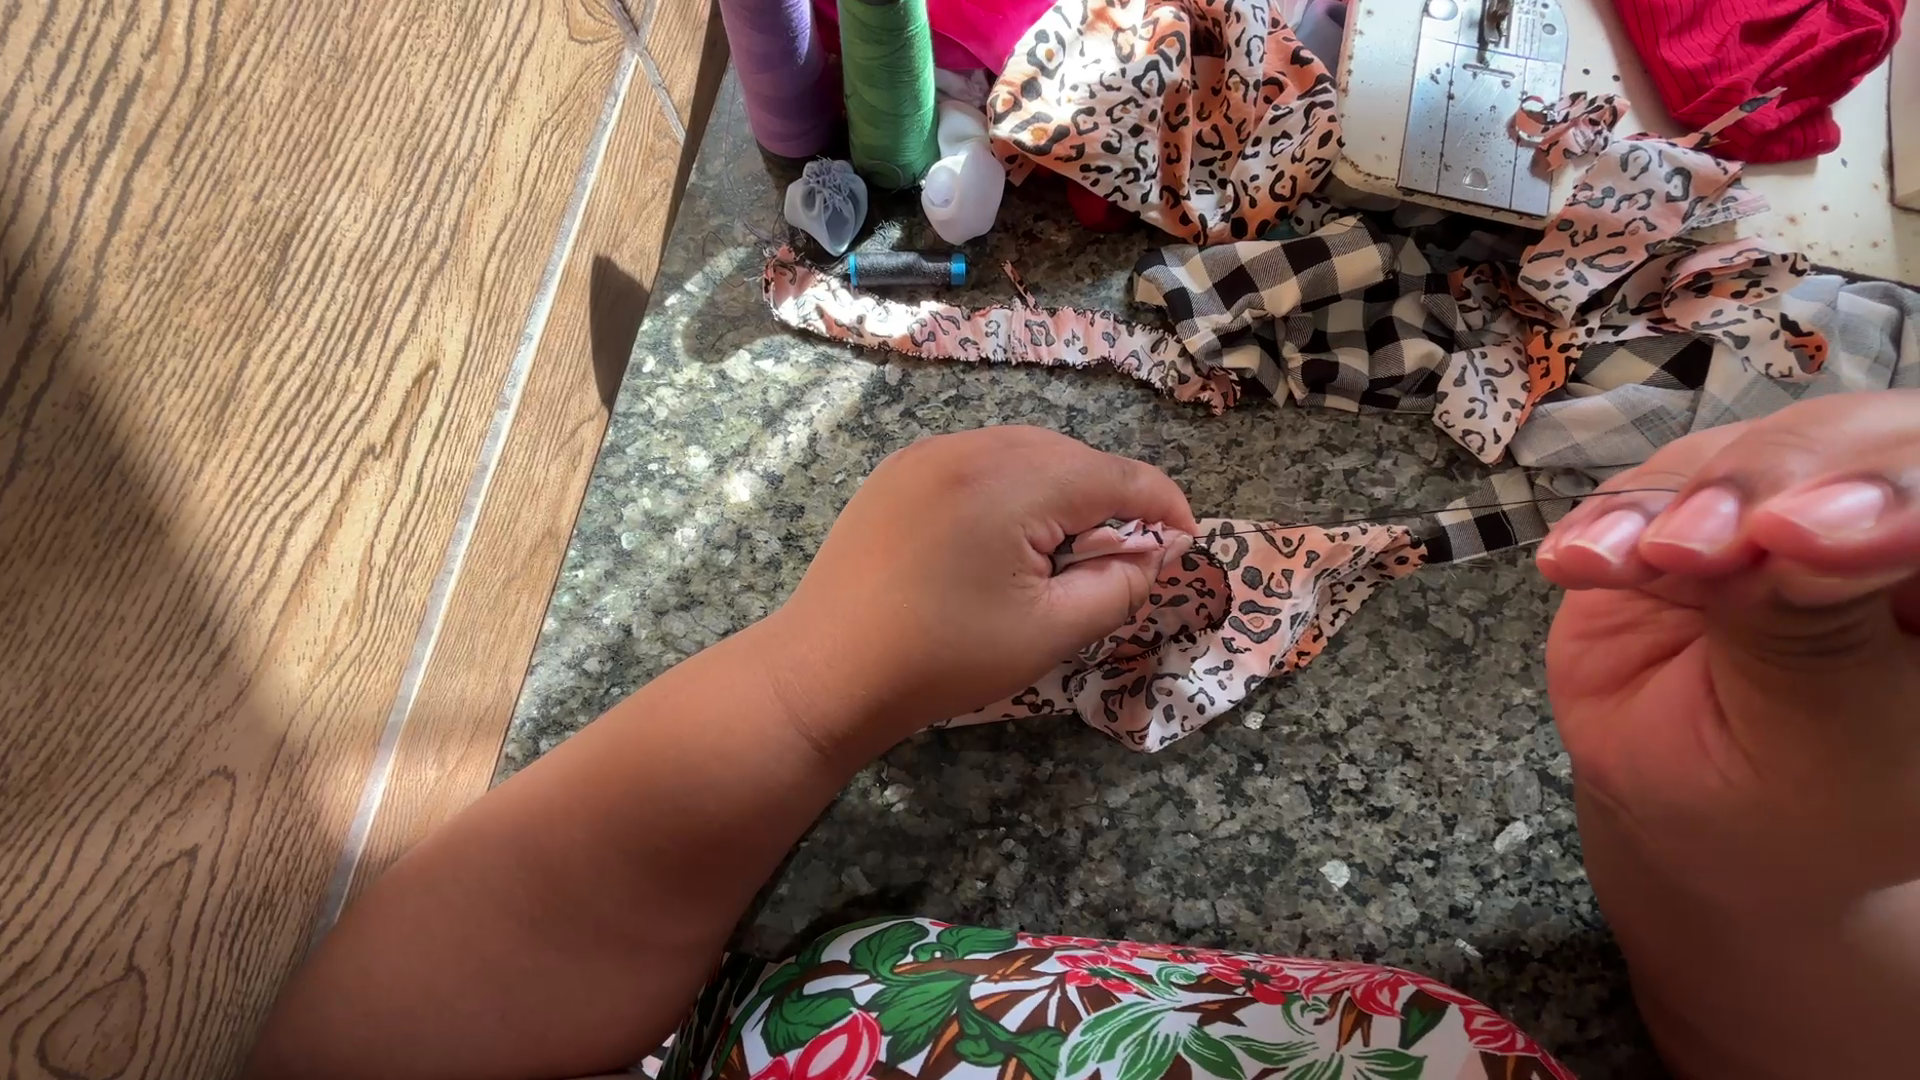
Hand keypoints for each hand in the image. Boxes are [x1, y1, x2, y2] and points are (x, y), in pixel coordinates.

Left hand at [762, 426, 1196, 762]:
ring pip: (1023, 452)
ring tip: (1070, 543)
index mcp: (1012, 480)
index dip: (1162, 504)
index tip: (1187, 539)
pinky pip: (978, 461)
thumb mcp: (1048, 632)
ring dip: (1061, 489)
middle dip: (1111, 497)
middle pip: (1070, 456)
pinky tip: (1007, 531)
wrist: (825, 670)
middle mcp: (969, 446)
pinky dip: (1012, 486)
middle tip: (1127, 550)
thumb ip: (1117, 586)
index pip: (1114, 475)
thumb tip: (1154, 556)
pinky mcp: (899, 471)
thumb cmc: (942, 659)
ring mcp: (927, 453)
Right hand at [1537, 389, 1919, 895]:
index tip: (1805, 539)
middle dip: (1762, 484)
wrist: (1680, 809)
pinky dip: (1597, 522)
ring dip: (1660, 504)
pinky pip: (1631, 493)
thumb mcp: (1824, 737)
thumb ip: (1810, 632)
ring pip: (1730, 453)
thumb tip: (1789, 530)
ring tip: (1612, 563)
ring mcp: (1765, 515)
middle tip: (1690, 550)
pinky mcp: (1661, 523)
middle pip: (1853, 441)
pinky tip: (1577, 564)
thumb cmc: (1795, 802)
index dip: (1898, 492)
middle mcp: (1884, 527)